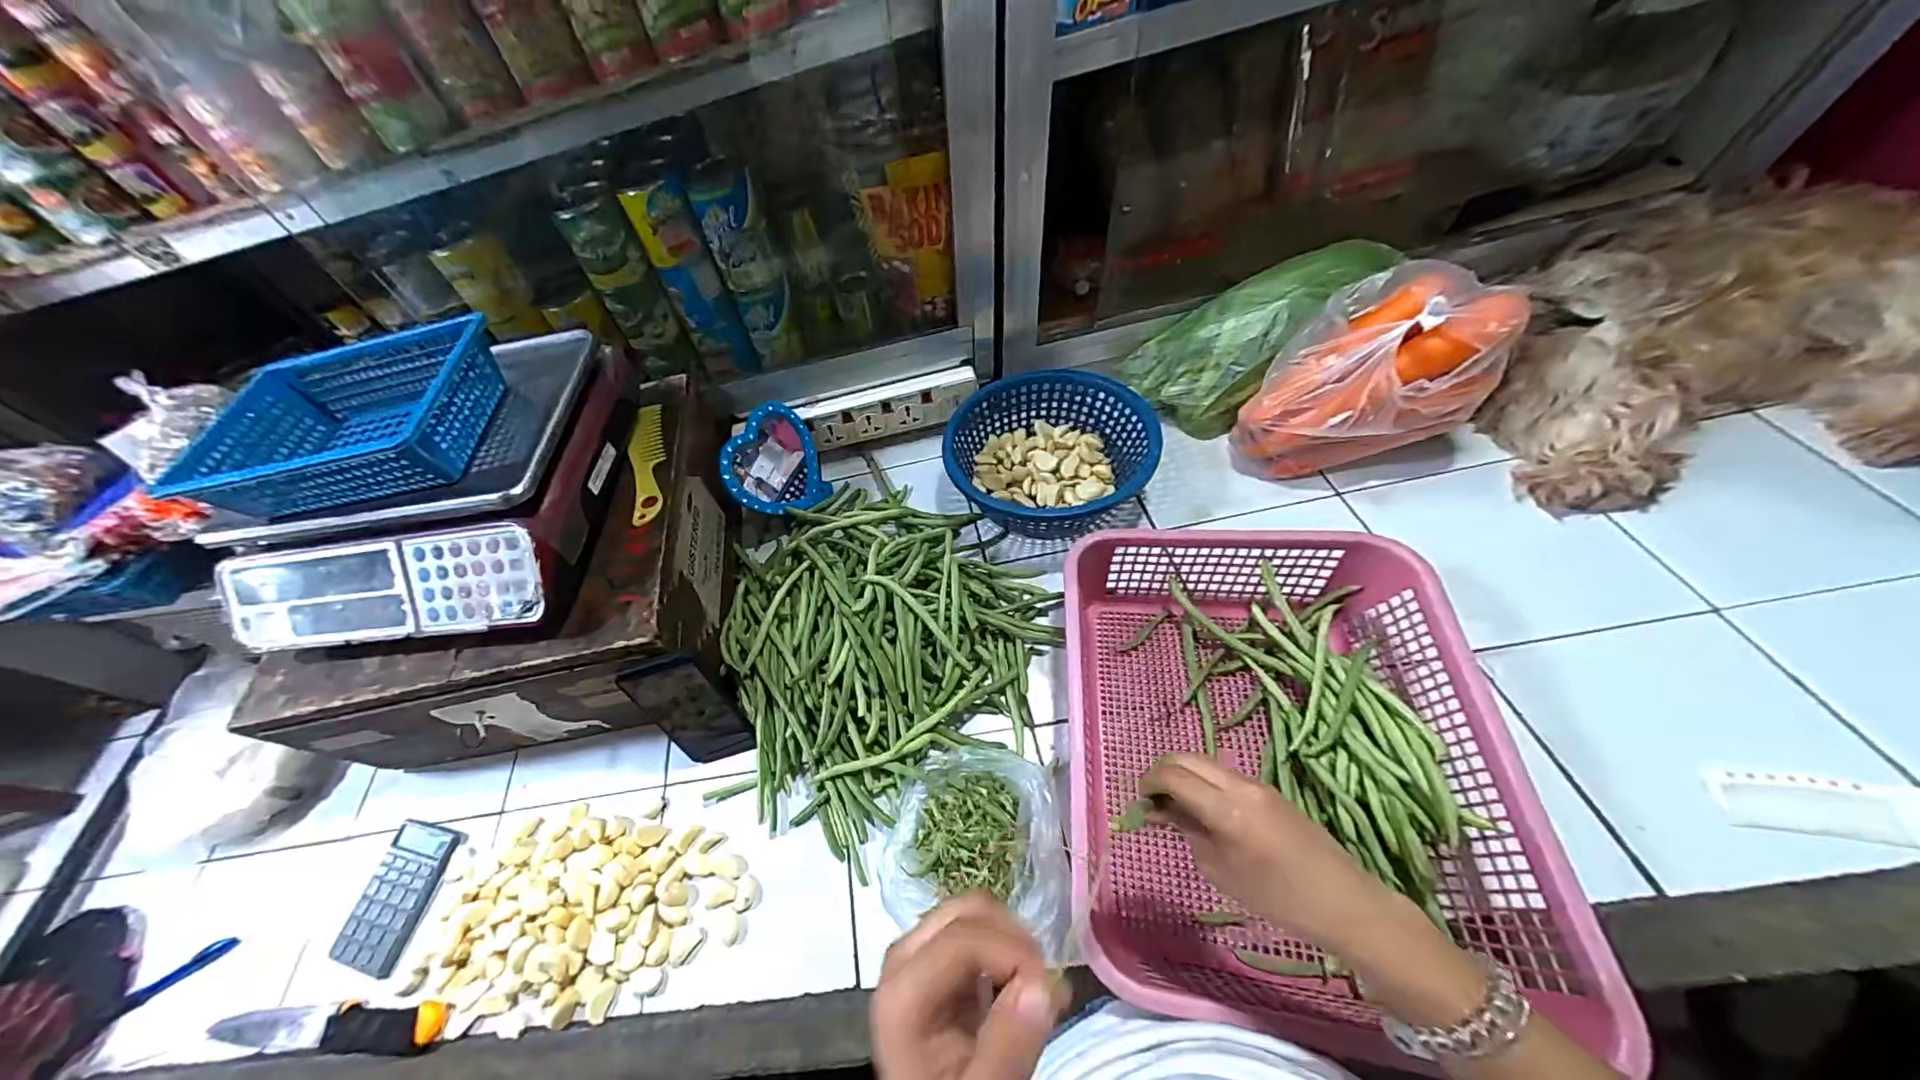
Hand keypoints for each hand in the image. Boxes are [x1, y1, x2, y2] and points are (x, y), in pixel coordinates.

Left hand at [871, 895, 1066, 1079]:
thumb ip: (1008, 1046)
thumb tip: (1041, 987)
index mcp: (902, 990)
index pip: (962, 940)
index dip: (1010, 953)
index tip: (1046, 989)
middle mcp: (903, 958)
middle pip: (965, 913)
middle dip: (1012, 938)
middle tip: (1043, 983)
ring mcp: (918, 952)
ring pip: (972, 912)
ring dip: (1012, 940)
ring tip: (1038, 985)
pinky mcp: (936, 957)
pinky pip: (975, 928)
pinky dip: (1005, 946)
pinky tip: (1024, 984)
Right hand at [1140, 753, 1403, 952]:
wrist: (1343, 902)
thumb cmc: (1277, 898)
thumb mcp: (1220, 870)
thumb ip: (1187, 831)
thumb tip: (1161, 809)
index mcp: (1226, 808)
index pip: (1172, 775)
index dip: (1148, 783)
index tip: (1140, 803)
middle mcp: (1239, 784)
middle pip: (1186, 757)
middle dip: (1162, 772)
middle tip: (1152, 801)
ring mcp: (1257, 783)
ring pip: (1205, 762)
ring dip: (1183, 775)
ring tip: (1176, 807)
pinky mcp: (1268, 790)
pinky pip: (1224, 774)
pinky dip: (1203, 782)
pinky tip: (1204, 810)